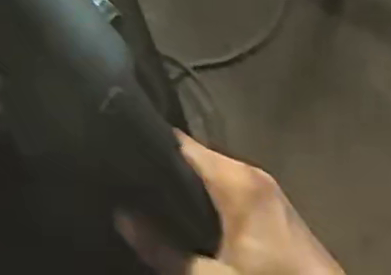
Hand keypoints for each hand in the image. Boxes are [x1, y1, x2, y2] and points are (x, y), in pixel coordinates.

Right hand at [116, 133, 342, 274]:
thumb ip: (165, 249)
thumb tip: (121, 215)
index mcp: (236, 179)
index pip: (177, 142)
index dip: (144, 147)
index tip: (115, 157)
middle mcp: (251, 174)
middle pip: (192, 160)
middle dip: (160, 175)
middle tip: (125, 188)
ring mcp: (267, 195)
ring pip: (210, 180)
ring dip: (182, 194)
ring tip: (146, 207)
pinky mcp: (275, 218)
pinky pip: (227, 198)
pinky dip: (204, 207)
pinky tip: (186, 229)